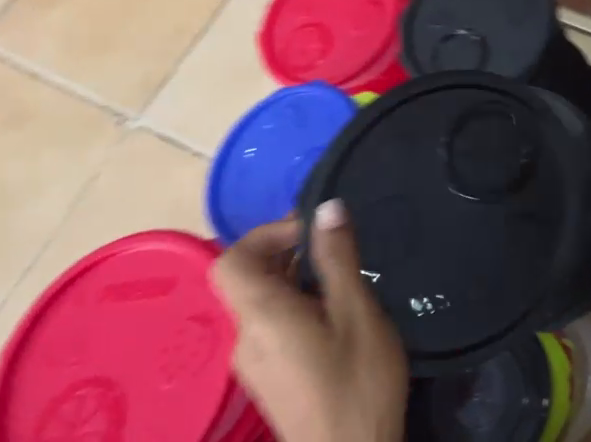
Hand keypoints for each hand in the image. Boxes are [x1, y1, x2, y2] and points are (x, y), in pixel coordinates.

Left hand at [213, 201, 408, 441]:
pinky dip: (299, 304)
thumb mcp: (357, 312)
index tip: (313, 228)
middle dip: (289, 250)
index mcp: (262, 316)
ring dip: (297, 277)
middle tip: (339, 243)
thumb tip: (326, 208)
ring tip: (347, 275)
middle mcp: (246, 337)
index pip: (232, 261)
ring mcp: (255, 362)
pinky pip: (273, 325)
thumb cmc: (357, 382)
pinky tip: (340, 313)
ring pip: (264, 303)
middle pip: (248, 280)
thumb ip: (338, 259)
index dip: (266, 233)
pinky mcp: (271, 378)